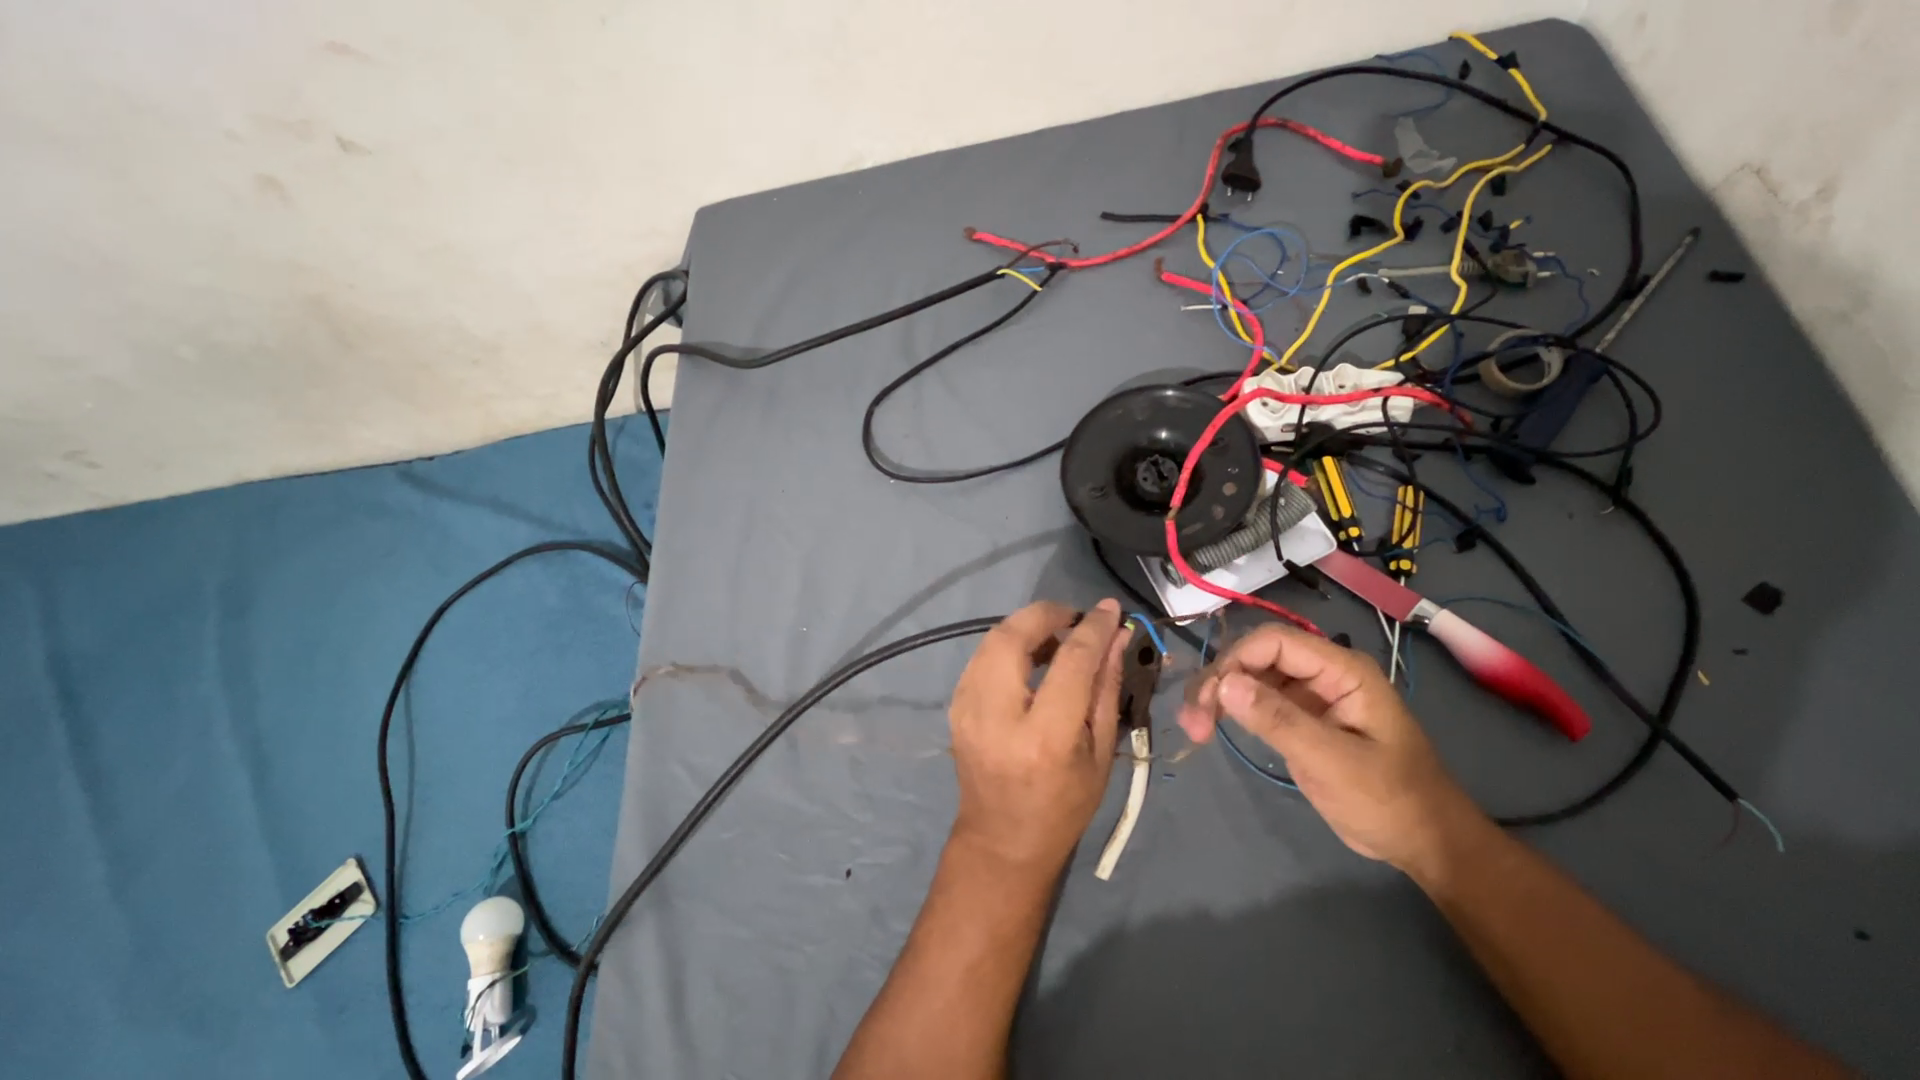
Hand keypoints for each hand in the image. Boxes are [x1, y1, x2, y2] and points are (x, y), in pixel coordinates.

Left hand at [946, 599, 1128, 871]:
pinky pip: (981, 658)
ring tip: (1057, 639)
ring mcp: (967, 711)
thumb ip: (1105, 688)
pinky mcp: (955, 708)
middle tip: (1075, 617)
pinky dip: (1007, 646)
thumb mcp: (1099, 753)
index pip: (1071, 662)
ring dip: (1026, 627)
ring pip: (991, 641)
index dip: (1093, 628)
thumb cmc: (1064, 805)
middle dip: (1046, 614)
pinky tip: (1030, 658)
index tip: (1110, 609)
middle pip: (1013, 637)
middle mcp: (998, 717)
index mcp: (1045, 737)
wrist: (1002, 840)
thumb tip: (1115, 636)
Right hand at [1177, 623, 1485, 872]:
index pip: (1273, 642)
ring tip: (1195, 730)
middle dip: (1219, 682)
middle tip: (1192, 723)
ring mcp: (1312, 697)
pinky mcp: (1302, 721)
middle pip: (1256, 657)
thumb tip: (1225, 683)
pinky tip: (1212, 729)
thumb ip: (1279, 720)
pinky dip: (1233, 712)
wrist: (1425, 841)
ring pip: (1251, 679)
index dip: (1234, 662)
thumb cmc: (1389, 799)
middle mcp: (1324, 674)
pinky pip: (1259, 702)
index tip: (1208, 701)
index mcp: (1342, 670)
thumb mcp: (1333, 761)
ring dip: (1219, 697)